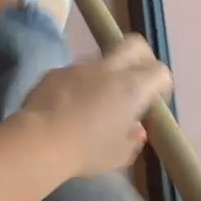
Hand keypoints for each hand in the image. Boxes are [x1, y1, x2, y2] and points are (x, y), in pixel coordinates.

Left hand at [20, 35, 172, 176]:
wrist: (39, 139)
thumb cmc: (86, 150)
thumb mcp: (119, 155)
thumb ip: (133, 139)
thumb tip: (135, 128)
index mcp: (131, 87)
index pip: (159, 71)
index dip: (161, 84)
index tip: (154, 102)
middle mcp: (107, 69)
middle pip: (134, 45)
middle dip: (142, 58)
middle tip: (137, 82)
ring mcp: (79, 66)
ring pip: (102, 59)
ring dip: (107, 74)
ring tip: (98, 101)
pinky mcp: (56, 70)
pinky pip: (76, 72)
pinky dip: (80, 84)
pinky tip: (71, 105)